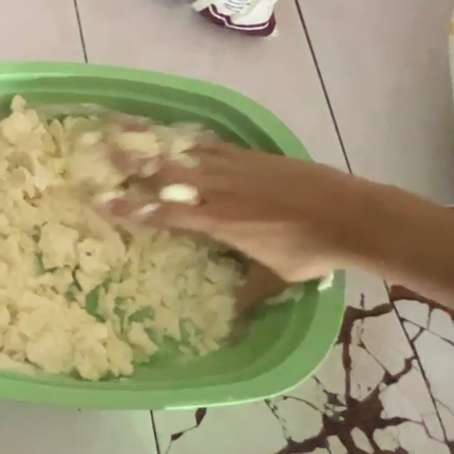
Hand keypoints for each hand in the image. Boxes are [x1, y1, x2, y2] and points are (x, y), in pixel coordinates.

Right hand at [106, 140, 378, 283]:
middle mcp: (219, 190)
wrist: (350, 214)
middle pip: (167, 172)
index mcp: (217, 220)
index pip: (164, 213)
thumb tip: (234, 320)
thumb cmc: (311, 251)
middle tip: (105, 148)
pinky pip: (215, 146)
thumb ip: (250, 292)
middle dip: (133, 161)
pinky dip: (194, 143)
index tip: (104, 201)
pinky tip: (184, 140)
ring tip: (132, 133)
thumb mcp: (276, 277)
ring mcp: (236, 168)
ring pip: (187, 153)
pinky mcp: (254, 156)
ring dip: (158, 146)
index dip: (132, 208)